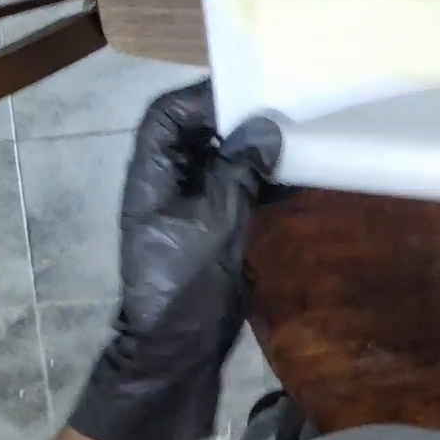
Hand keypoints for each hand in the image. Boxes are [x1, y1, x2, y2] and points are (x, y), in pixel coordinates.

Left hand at [68, 81, 281, 439]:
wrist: (175, 348)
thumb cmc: (184, 280)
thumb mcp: (216, 219)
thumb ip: (240, 168)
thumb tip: (266, 126)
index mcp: (153, 172)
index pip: (167, 114)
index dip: (200, 97)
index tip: (244, 91)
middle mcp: (165, 179)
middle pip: (192, 130)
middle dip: (231, 118)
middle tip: (274, 109)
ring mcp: (185, 202)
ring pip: (214, 157)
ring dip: (247, 148)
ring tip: (286, 137)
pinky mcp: (206, 222)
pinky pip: (229, 185)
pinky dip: (254, 178)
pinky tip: (286, 178)